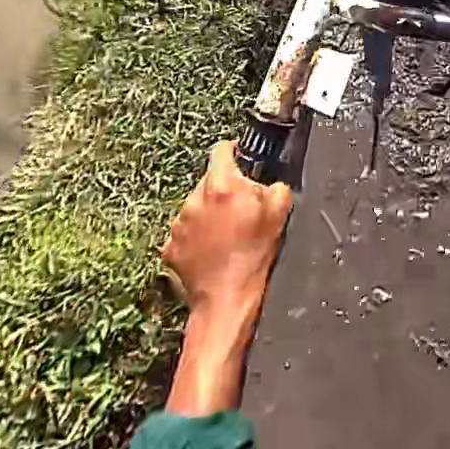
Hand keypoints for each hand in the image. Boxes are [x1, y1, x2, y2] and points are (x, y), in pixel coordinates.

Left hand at [162, 140, 292, 415]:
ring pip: (197, 205)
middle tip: (241, 208)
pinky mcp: (169, 246)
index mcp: (221, 184)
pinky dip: (197, 235)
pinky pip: (186, 231)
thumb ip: (276, 183)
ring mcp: (179, 224)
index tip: (241, 157)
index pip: (222, 149)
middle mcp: (195, 199)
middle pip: (210, 180)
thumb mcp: (280, 210)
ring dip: (210, 212)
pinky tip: (213, 248)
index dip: (235, 151)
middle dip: (225, 188)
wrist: (227, 299)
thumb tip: (270, 178)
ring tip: (228, 233)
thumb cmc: (254, 254)